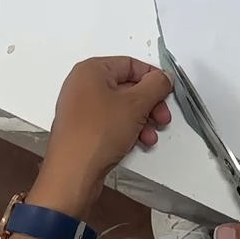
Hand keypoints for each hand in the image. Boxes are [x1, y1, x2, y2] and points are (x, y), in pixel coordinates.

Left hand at [28, 56, 172, 217]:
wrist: (72, 174)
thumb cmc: (99, 132)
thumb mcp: (136, 104)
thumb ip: (156, 85)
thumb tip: (164, 77)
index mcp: (91, 70)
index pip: (130, 64)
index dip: (152, 77)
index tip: (167, 92)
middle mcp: (83, 85)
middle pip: (127, 86)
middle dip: (149, 103)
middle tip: (162, 117)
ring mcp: (80, 108)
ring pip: (121, 107)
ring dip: (142, 119)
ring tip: (151, 136)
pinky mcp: (82, 129)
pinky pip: (111, 122)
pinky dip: (127, 129)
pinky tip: (138, 142)